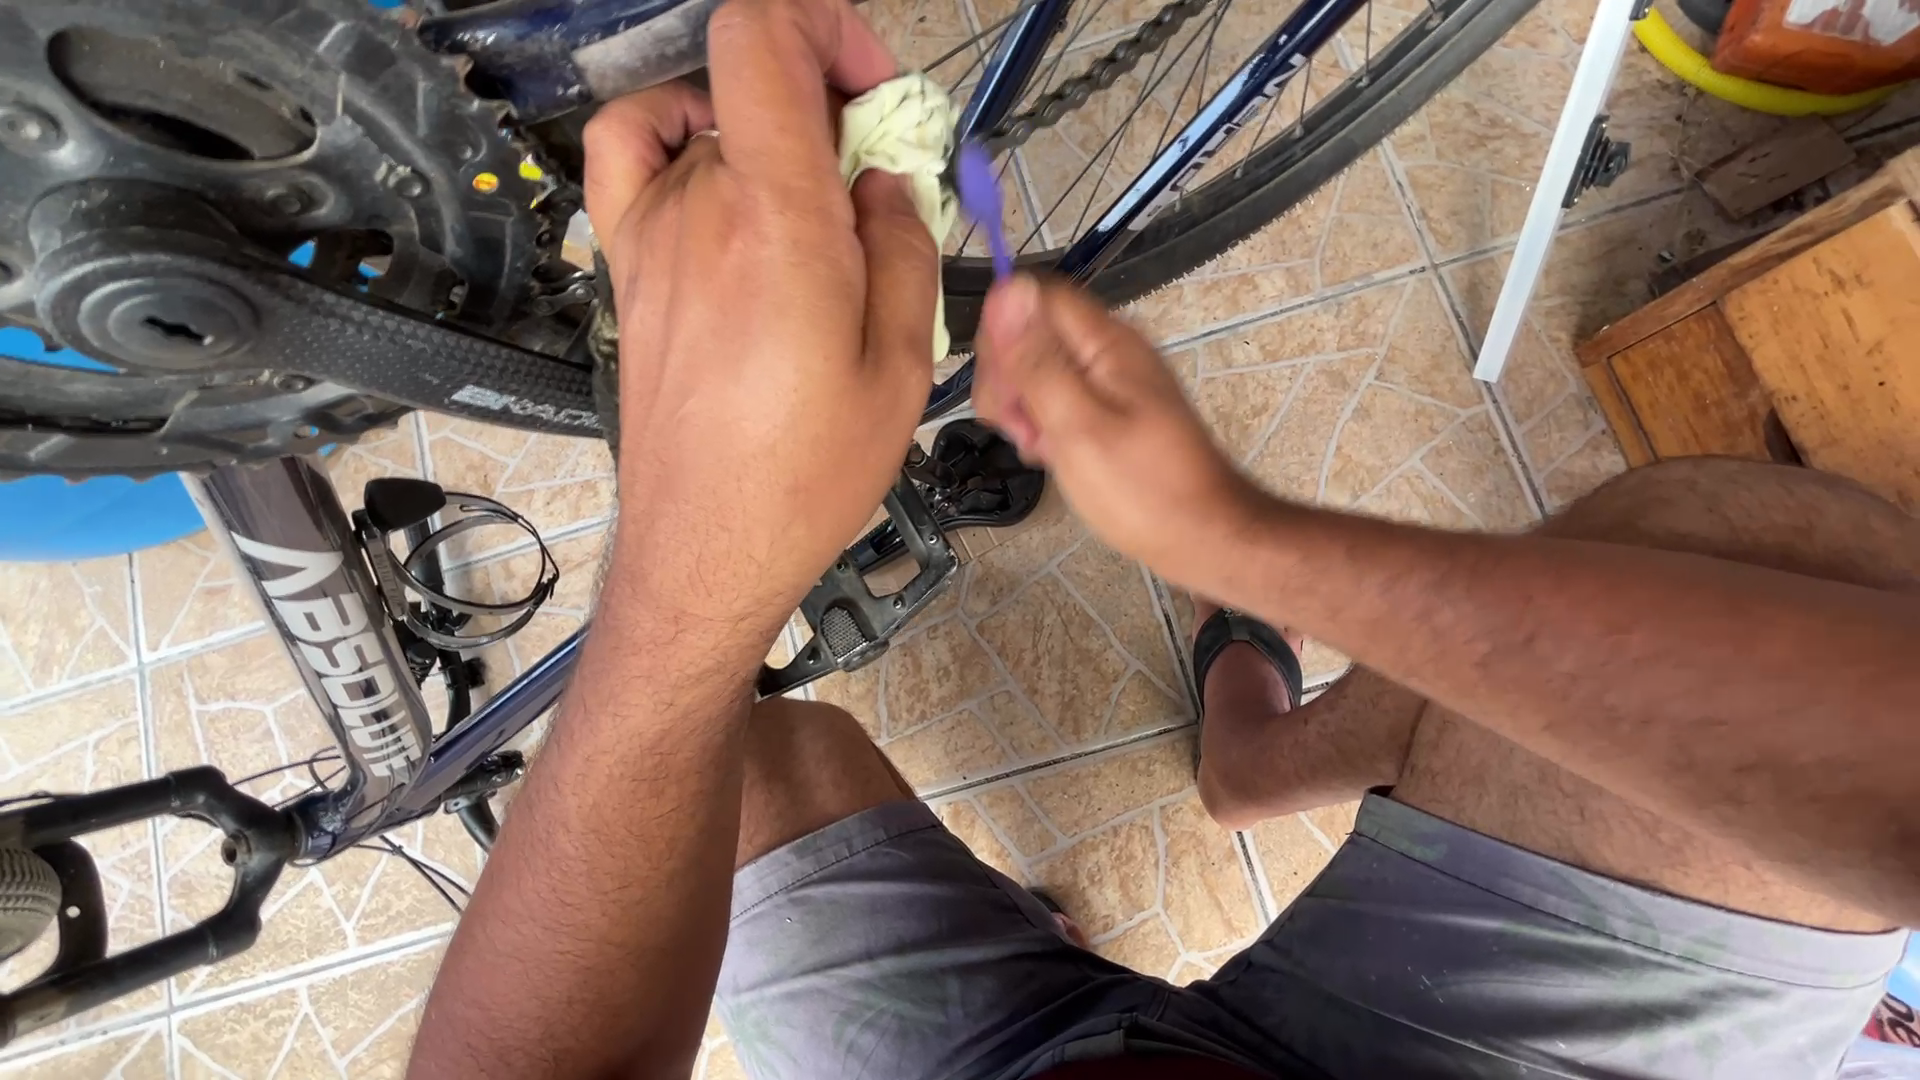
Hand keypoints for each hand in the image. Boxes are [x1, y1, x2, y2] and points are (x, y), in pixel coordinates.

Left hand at [582, 0, 933, 638]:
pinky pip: (630, 154)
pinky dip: (679, 134)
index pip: (764, 36)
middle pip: (756, 85)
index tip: (879, 95)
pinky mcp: (630, 269)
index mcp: (777, 222)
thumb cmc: (807, 475)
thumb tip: (886, 186)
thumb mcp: (901, 370)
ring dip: (779, 144)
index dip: (826, 30)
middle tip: (878, 189)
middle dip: (832, 112)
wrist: (710, 545)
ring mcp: (651, 235)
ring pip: (715, 125)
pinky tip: (721, 178)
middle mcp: (700, 207)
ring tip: (819, 216)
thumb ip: (904, 251)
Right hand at [972, 275, 1265, 588]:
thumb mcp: (1077, 426)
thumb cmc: (1142, 490)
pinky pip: (1060, 397)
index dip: (1002, 335)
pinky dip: (1045, 422)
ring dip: (1023, 406)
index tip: (1000, 391)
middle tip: (1018, 430)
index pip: (1034, 298)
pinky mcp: (1112, 409)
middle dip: (1009, 378)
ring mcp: (1112, 381)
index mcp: (1106, 343)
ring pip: (1041, 368)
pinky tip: (1051, 455)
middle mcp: (1110, 350)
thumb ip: (1037, 360)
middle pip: (1033, 332)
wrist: (1201, 537)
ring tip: (1038, 448)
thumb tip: (1007, 290)